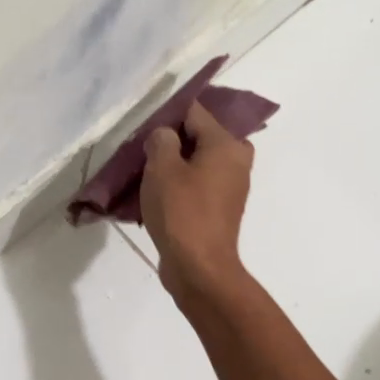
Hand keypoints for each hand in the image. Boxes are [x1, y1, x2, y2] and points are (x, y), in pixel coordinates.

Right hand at [139, 100, 253, 299]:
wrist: (199, 268)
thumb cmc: (180, 212)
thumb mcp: (161, 168)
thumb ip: (161, 140)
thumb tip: (164, 135)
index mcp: (227, 143)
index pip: (194, 112)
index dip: (166, 116)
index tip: (142, 129)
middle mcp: (237, 159)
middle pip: (197, 138)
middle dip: (170, 144)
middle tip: (142, 154)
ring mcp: (231, 187)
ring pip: (196, 164)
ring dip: (172, 168)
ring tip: (144, 177)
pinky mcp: (221, 209)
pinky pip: (197, 187)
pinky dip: (179, 188)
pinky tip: (157, 198)